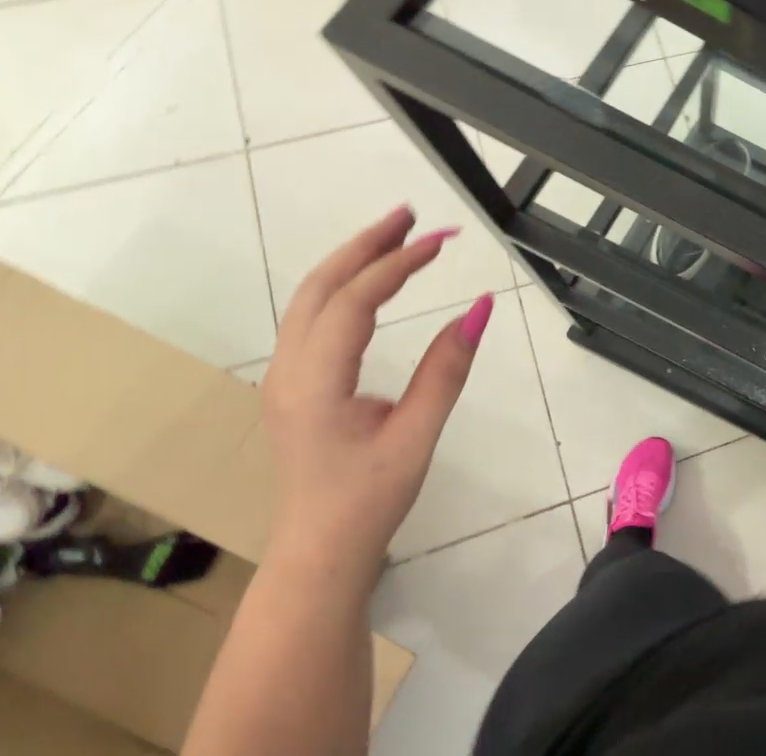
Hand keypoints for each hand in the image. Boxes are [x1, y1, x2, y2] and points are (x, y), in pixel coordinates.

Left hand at [259, 206, 494, 577]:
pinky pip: (313, 317)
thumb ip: (447, 369)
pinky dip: (344, 286)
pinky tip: (372, 281)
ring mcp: (285, 374)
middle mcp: (289, 368)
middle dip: (367, 244)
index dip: (399, 264)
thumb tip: (480, 307)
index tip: (444, 241)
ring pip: (311, 298)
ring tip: (397, 234)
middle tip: (413, 215)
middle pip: (320, 285)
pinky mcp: (295, 383)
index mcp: (315, 380)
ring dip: (352, 260)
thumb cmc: (369, 499)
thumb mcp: (416, 435)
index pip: (356, 301)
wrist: (320, 551)